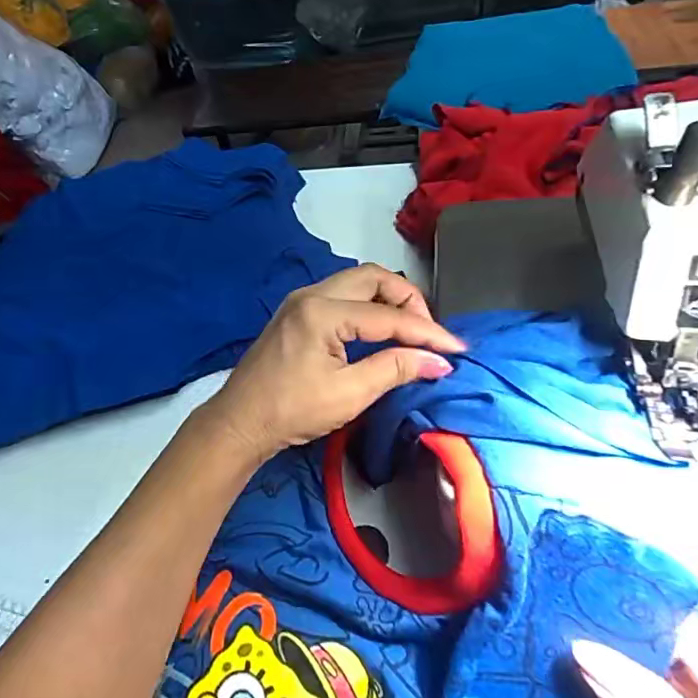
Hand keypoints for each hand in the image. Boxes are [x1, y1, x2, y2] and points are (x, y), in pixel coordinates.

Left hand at [205, 263, 464, 461]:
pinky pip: (341, 295)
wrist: (241, 420)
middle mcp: (310, 295)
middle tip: (428, 332)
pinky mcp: (297, 312)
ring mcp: (300, 301)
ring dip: (387, 299)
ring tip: (410, 332)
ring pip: (356, 282)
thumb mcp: (349, 394)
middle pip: (372, 278)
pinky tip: (380, 331)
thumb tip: (438, 361)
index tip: (456, 350)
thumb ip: (394, 369)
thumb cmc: (291, 410)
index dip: (427, 332)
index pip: (387, 315)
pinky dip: (367, 306)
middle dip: (407, 299)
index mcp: (321, 312)